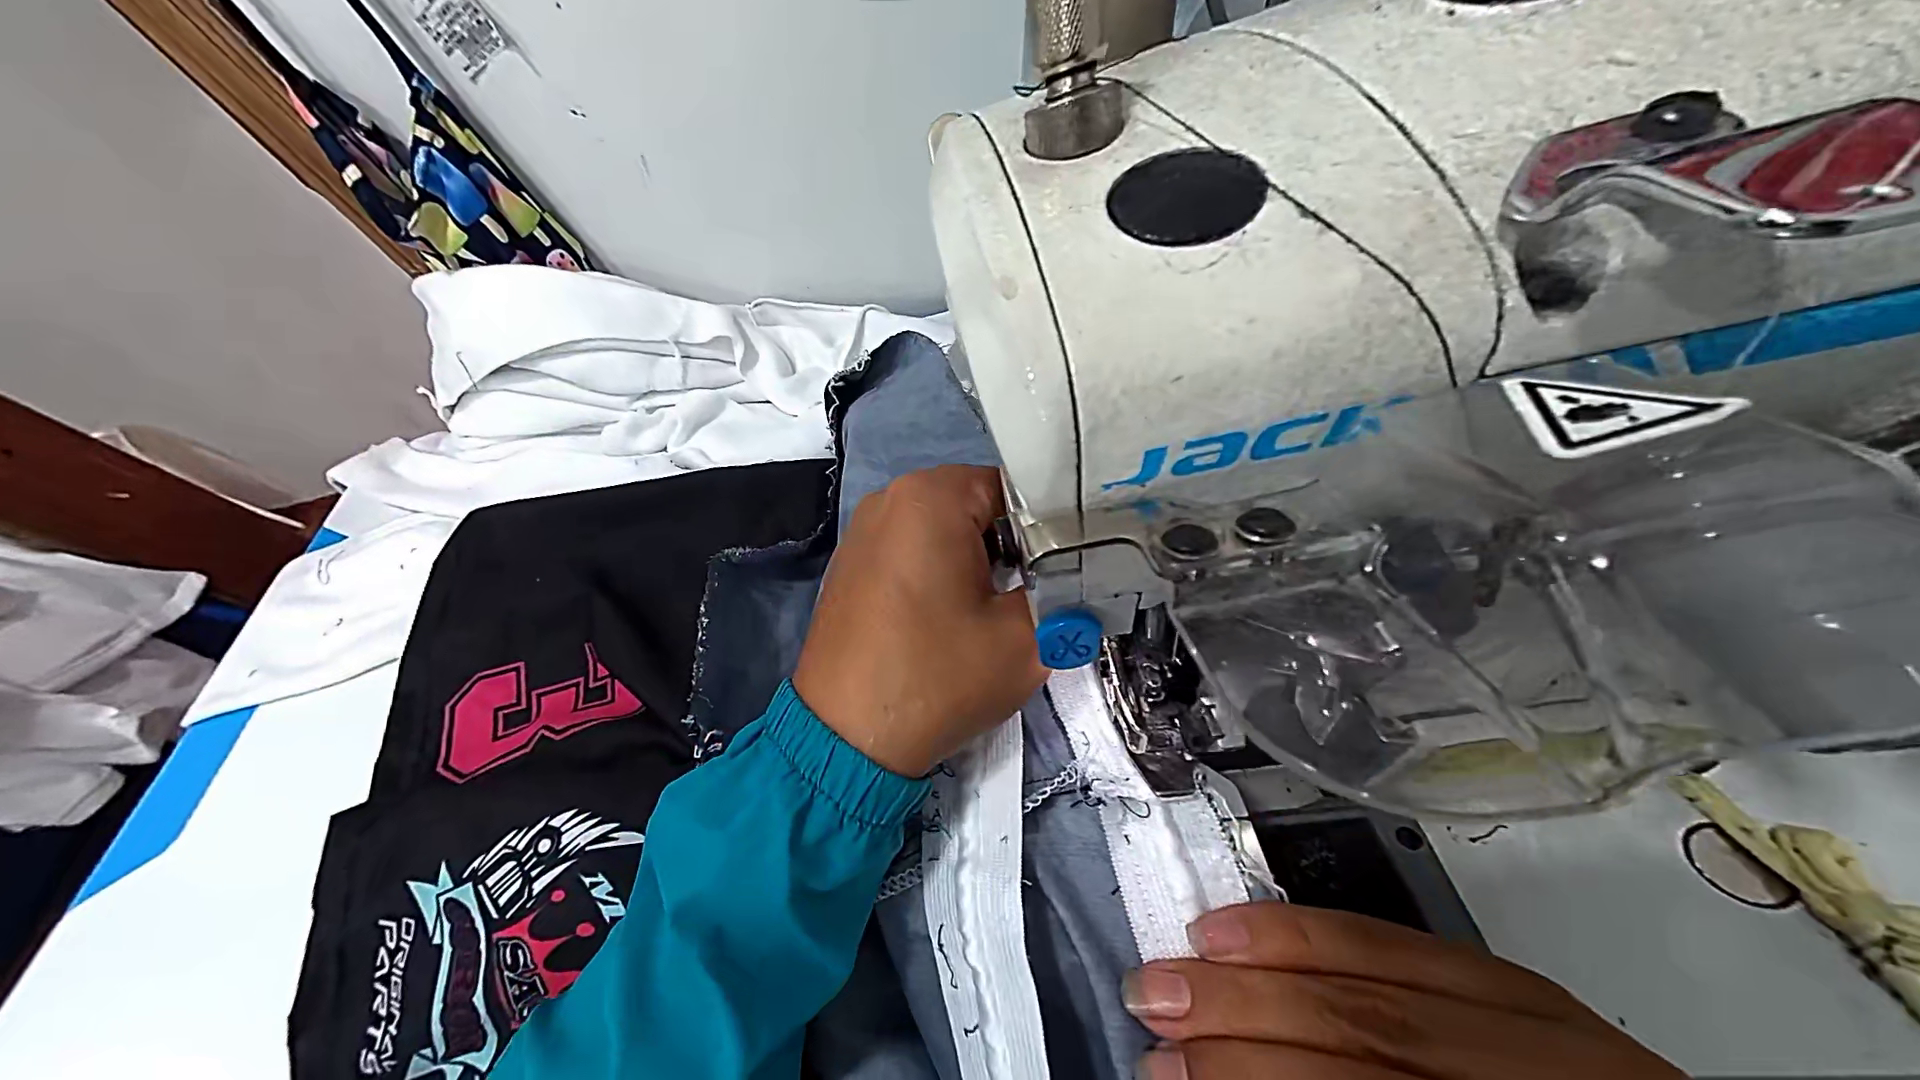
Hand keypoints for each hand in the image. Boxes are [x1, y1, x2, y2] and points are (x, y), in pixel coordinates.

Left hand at [793, 465, 1046, 776]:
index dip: (1049, 527)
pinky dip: (938, 574)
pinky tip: (946, 619)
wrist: (845, 739)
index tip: (1063, 568)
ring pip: (944, 531)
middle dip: (1012, 546)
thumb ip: (1062, 595)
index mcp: (932, 496)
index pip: (1015, 489)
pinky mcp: (850, 565)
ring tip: (990, 612)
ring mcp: (863, 532)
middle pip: (977, 508)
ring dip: (975, 562)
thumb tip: (1072, 582)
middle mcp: (890, 498)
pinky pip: (911, 552)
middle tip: (1032, 594)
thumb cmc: (937, 677)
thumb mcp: (1025, 639)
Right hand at [1124, 903, 1686, 1079]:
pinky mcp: (1521, 983)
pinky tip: (1251, 927)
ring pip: (1376, 969)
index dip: (1255, 1076)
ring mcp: (1539, 1022)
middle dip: (1239, 1014)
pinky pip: (1398, 939)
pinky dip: (1311, 930)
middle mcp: (1543, 1076)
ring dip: (1260, 960)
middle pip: (1363, 1028)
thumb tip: (1218, 1077)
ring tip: (1183, 961)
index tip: (1176, 1072)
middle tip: (1155, 1005)